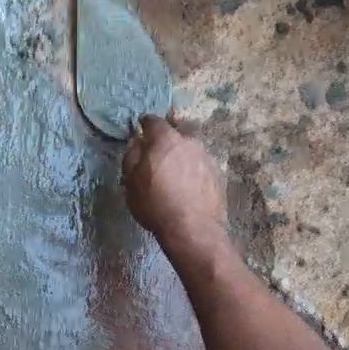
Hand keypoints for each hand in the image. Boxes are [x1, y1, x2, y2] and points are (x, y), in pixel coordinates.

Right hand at [122, 115, 230, 265]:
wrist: (192, 228)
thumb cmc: (155, 203)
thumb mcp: (131, 181)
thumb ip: (132, 156)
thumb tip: (137, 142)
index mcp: (166, 139)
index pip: (154, 121)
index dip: (145, 123)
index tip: (141, 127)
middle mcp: (189, 142)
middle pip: (179, 128)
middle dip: (169, 131)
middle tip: (161, 141)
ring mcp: (207, 158)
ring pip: (192, 147)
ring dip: (183, 151)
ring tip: (176, 165)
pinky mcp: (218, 175)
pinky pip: (202, 164)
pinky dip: (194, 168)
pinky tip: (189, 182)